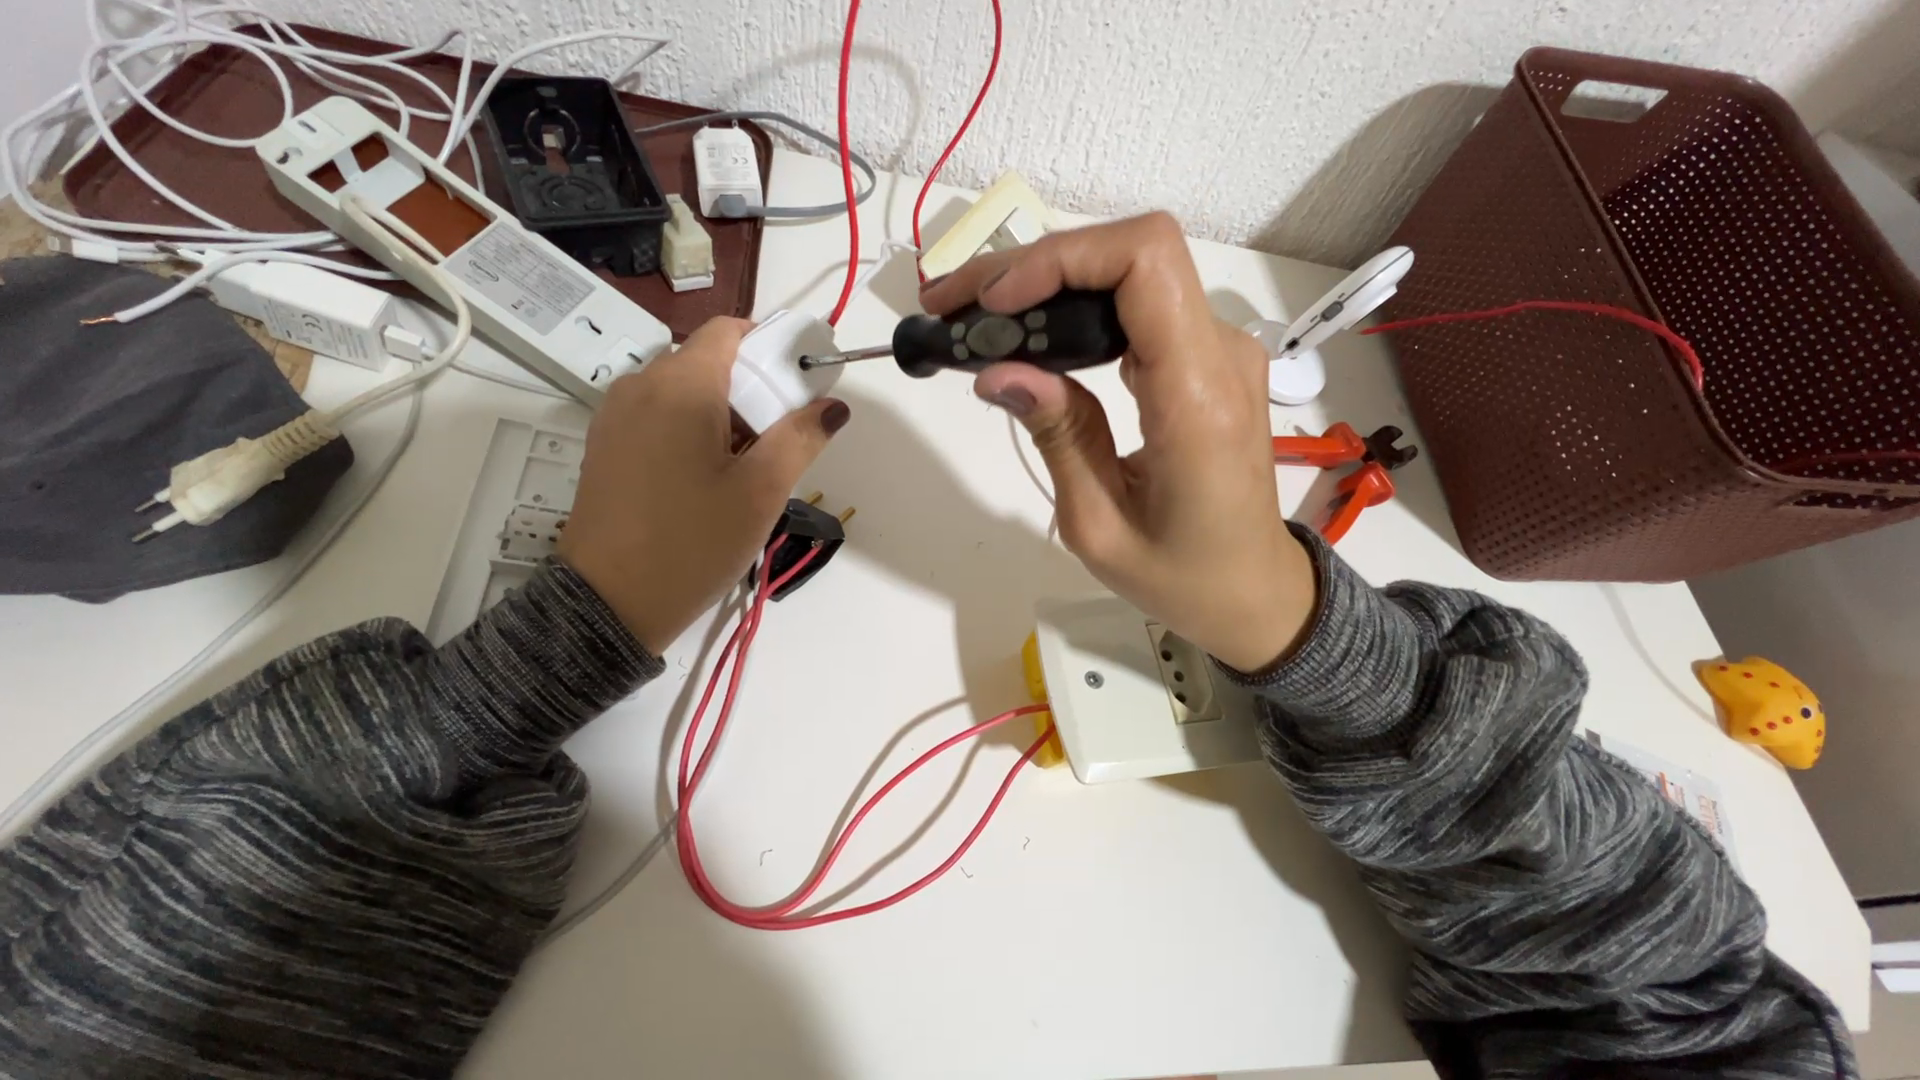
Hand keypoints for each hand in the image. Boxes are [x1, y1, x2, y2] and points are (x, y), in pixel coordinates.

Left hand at [558, 317, 850, 654]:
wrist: (609, 603)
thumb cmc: (692, 543)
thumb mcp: (760, 492)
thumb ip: (801, 438)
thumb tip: (833, 406)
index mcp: (680, 384)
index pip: (732, 330)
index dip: (772, 348)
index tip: (798, 389)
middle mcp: (641, 384)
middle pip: (710, 362)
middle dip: (752, 390)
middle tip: (777, 445)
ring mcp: (616, 415)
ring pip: (684, 392)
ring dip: (722, 414)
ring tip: (742, 471)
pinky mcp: (606, 445)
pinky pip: (659, 416)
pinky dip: (690, 431)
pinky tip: (703, 481)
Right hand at [920, 213, 1314, 672]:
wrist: (1252, 587)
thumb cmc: (1181, 575)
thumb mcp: (1099, 524)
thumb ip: (1057, 435)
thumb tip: (995, 373)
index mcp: (1196, 396)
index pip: (1145, 264)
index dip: (1062, 259)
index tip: (994, 303)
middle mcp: (1220, 353)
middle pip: (1128, 256)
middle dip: (1031, 267)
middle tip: (950, 303)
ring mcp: (1220, 348)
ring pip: (1128, 271)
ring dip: (1046, 282)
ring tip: (972, 317)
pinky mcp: (1207, 355)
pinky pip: (1138, 304)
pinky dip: (1074, 305)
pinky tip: (1024, 332)